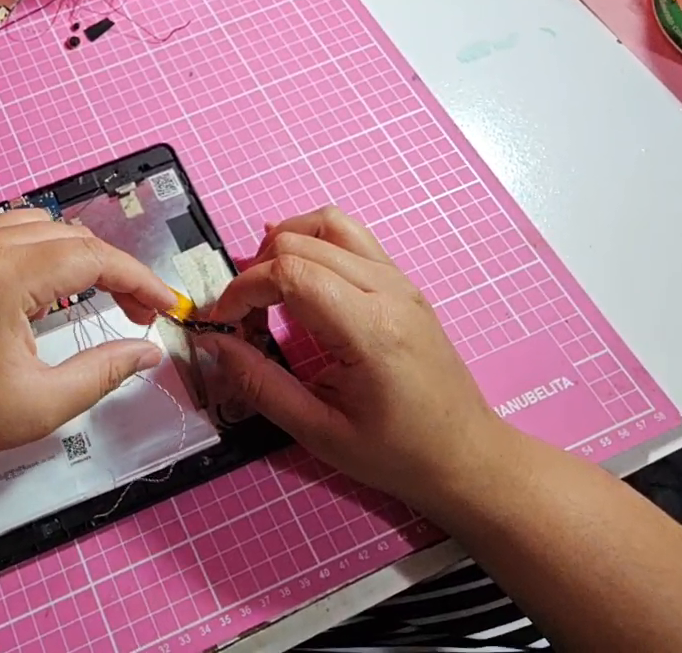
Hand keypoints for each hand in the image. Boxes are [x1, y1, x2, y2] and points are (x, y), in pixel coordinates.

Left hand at [0, 210, 178, 494]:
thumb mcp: (41, 404)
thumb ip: (103, 371)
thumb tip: (149, 351)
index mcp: (5, 275)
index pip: (92, 258)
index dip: (138, 279)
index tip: (166, 305)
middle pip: (71, 236)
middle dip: (112, 270)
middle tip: (137, 313)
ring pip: (41, 225)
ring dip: (78, 254)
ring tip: (98, 298)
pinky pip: (9, 230)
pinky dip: (42, 248)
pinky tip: (49, 286)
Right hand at [198, 207, 509, 503]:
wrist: (468, 456)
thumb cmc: (398, 453)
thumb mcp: (319, 433)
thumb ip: (260, 384)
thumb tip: (213, 344)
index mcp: (370, 329)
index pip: (288, 273)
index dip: (242, 290)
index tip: (223, 324)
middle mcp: (387, 290)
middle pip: (297, 242)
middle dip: (254, 273)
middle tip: (244, 319)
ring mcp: (398, 279)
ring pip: (323, 224)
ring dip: (281, 246)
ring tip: (267, 290)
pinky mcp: (400, 280)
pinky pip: (346, 234)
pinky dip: (309, 240)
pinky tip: (293, 270)